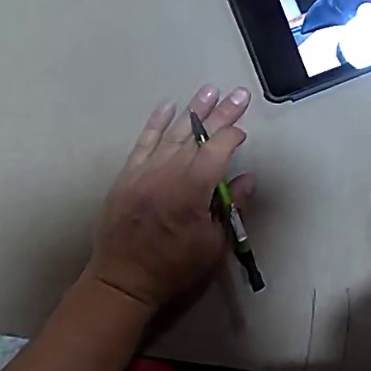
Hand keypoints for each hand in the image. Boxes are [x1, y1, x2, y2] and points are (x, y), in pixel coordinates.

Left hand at [86, 84, 254, 309]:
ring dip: (192, 111)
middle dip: (221, 113)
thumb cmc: (174, 268)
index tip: (243, 132)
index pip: (217, 150)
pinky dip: (156, 124)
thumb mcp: (213, 245)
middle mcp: (167, 174)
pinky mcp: (128, 175)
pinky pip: (144, 143)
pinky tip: (167, 107)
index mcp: (192, 191)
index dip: (232, 136)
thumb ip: (231, 207)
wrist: (123, 280)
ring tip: (209, 90)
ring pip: (172, 134)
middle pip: (198, 136)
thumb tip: (247, 178)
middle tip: (238, 94)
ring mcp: (144, 172)